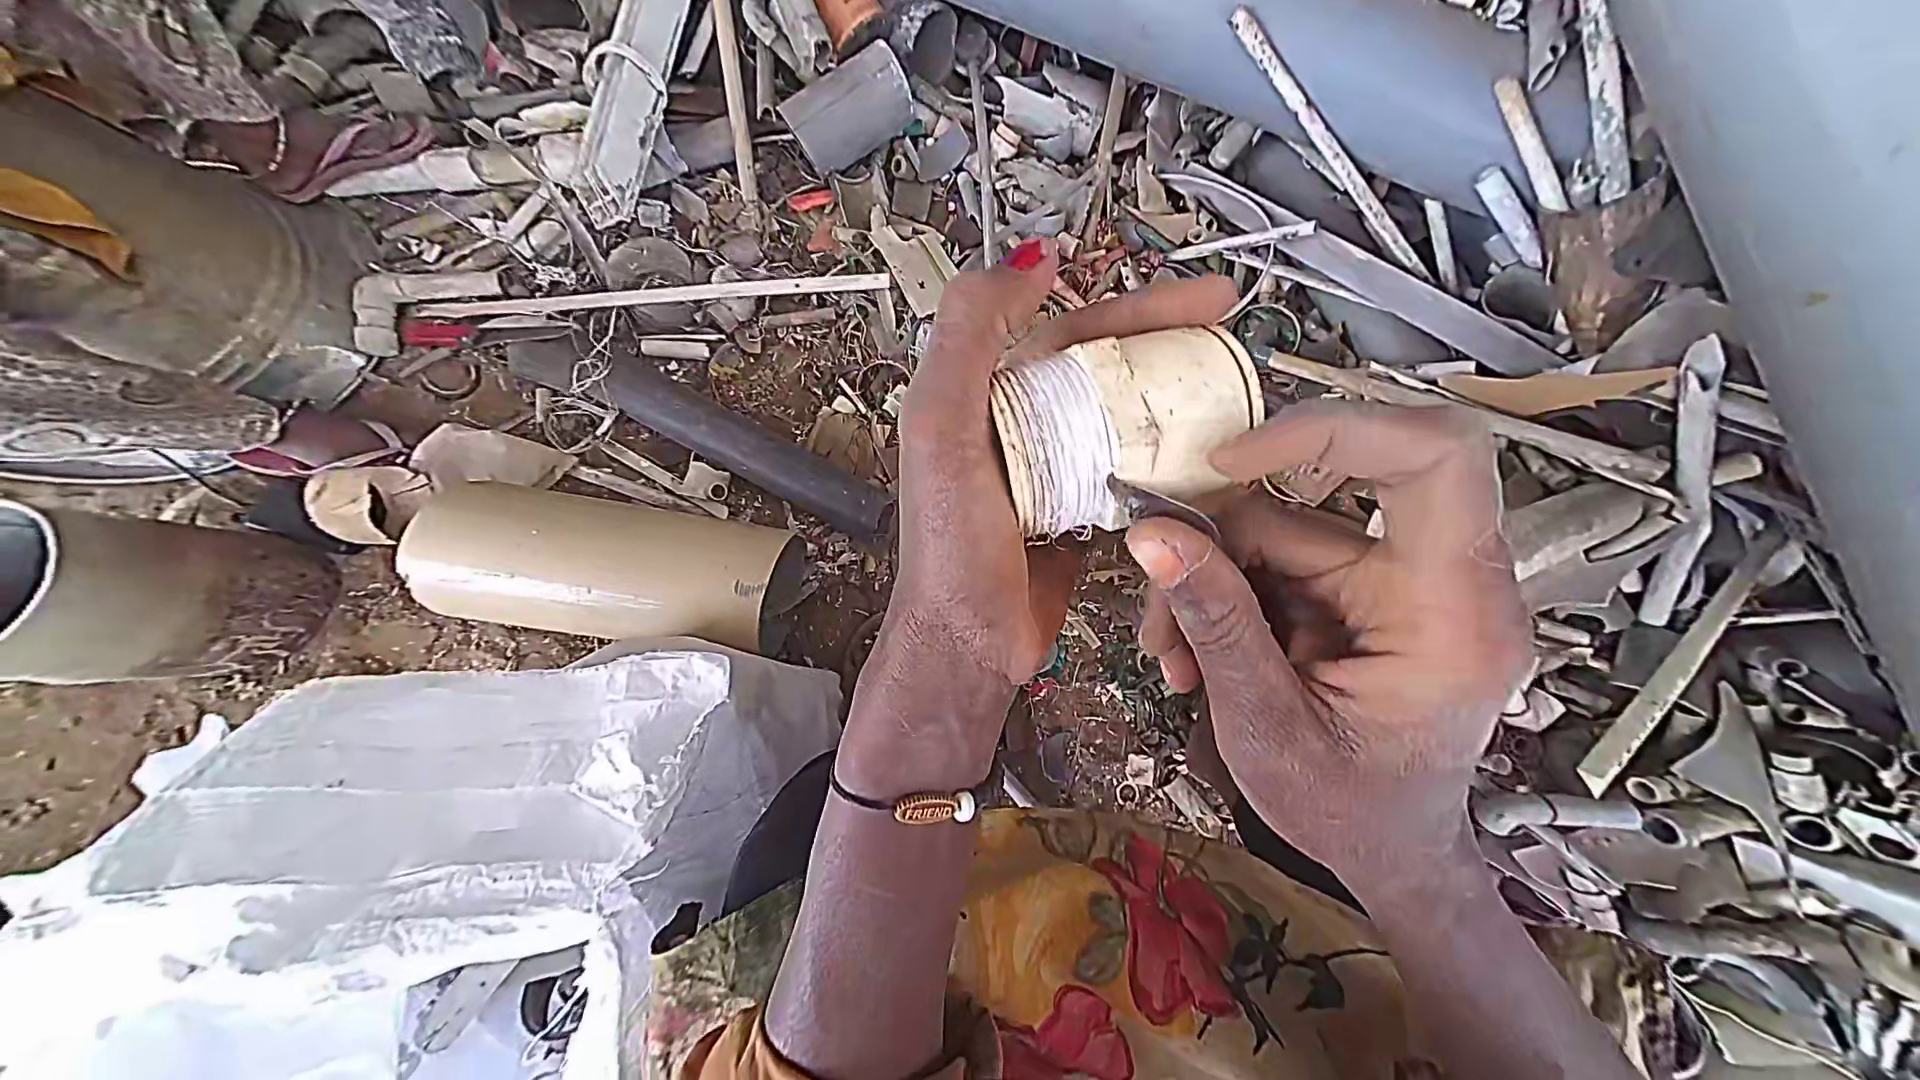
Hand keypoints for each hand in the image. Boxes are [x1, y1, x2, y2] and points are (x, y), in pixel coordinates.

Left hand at [842, 240, 1235, 796]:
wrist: (970, 638)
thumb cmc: (949, 543)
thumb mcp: (941, 427)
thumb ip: (968, 337)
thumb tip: (1027, 262)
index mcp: (983, 398)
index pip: (1063, 332)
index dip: (1126, 307)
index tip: (1184, 294)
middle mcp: (1019, 427)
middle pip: (1102, 368)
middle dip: (1163, 339)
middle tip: (1225, 321)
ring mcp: (1055, 470)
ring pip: (1121, 416)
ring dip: (1171, 395)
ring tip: (1228, 380)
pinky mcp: (1081, 512)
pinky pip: (1130, 471)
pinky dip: (1164, 455)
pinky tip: (1203, 447)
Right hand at [1128, 401, 1531, 880]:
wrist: (1382, 850)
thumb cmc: (1351, 811)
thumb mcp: (1267, 722)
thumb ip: (1215, 622)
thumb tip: (1154, 536)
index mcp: (1453, 611)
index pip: (1433, 458)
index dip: (1329, 431)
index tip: (1226, 464)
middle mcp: (1433, 580)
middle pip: (1308, 500)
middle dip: (1218, 541)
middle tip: (1164, 597)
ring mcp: (1388, 583)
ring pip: (1270, 531)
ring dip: (1205, 581)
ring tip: (1173, 650)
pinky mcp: (1351, 591)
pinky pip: (1267, 560)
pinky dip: (1220, 594)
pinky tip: (1195, 647)